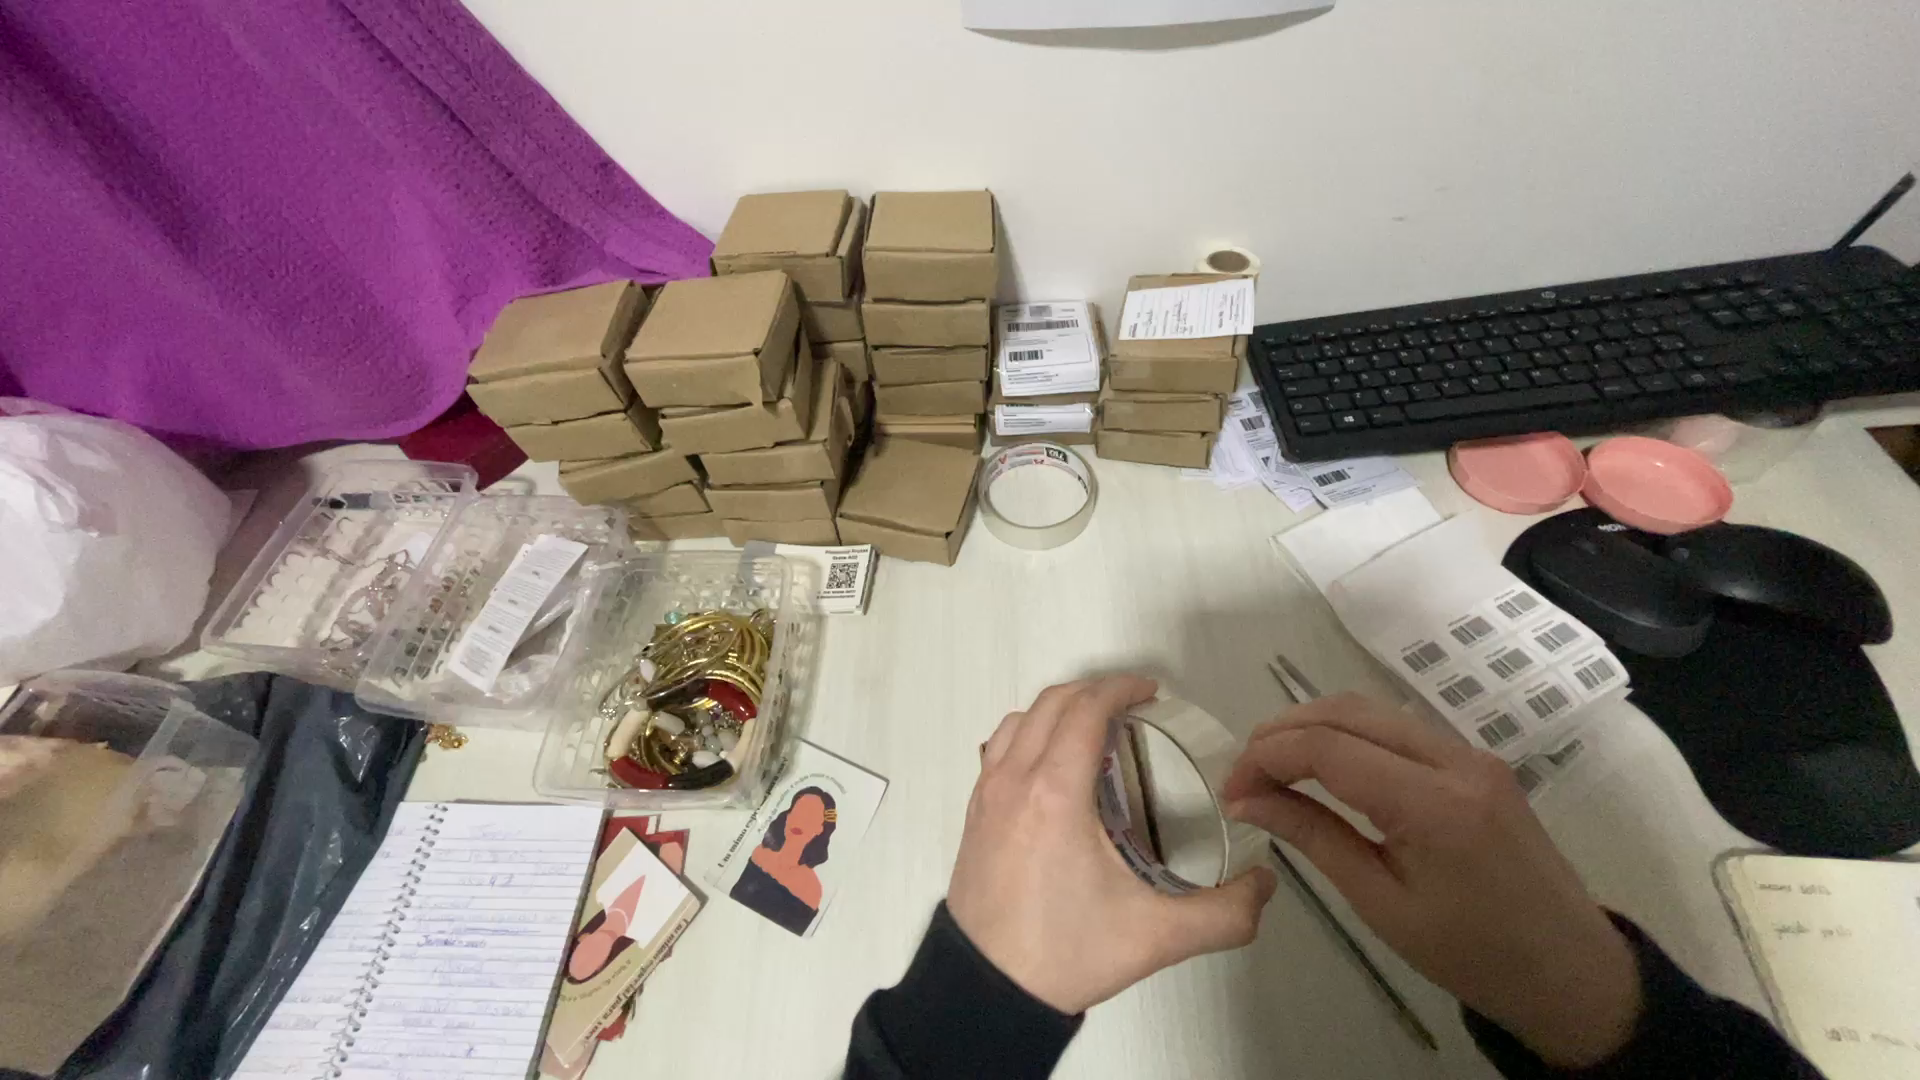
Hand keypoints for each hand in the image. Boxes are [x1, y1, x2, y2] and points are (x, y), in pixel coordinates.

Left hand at [948, 676, 1277, 1014]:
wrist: (986, 989)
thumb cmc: (1066, 952)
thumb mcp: (1156, 938)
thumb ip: (1224, 914)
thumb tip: (1265, 884)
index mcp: (1055, 792)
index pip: (1085, 709)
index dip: (1120, 687)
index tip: (1151, 691)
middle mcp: (1015, 777)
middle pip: (1052, 702)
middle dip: (1094, 690)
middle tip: (1133, 705)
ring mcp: (986, 790)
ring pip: (1020, 718)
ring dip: (1058, 707)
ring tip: (1094, 726)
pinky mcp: (973, 808)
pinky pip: (998, 745)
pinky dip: (1029, 731)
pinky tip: (1052, 759)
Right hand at [1222, 694, 1641, 1068]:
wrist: (1575, 976)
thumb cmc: (1473, 954)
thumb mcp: (1380, 903)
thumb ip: (1311, 836)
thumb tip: (1244, 801)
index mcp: (1435, 805)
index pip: (1326, 748)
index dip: (1265, 758)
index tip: (1229, 790)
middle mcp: (1455, 760)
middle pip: (1343, 711)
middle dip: (1280, 732)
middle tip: (1243, 772)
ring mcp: (1469, 753)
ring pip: (1366, 708)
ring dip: (1309, 725)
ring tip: (1271, 764)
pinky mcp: (1473, 758)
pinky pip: (1392, 726)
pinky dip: (1343, 732)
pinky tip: (1320, 761)